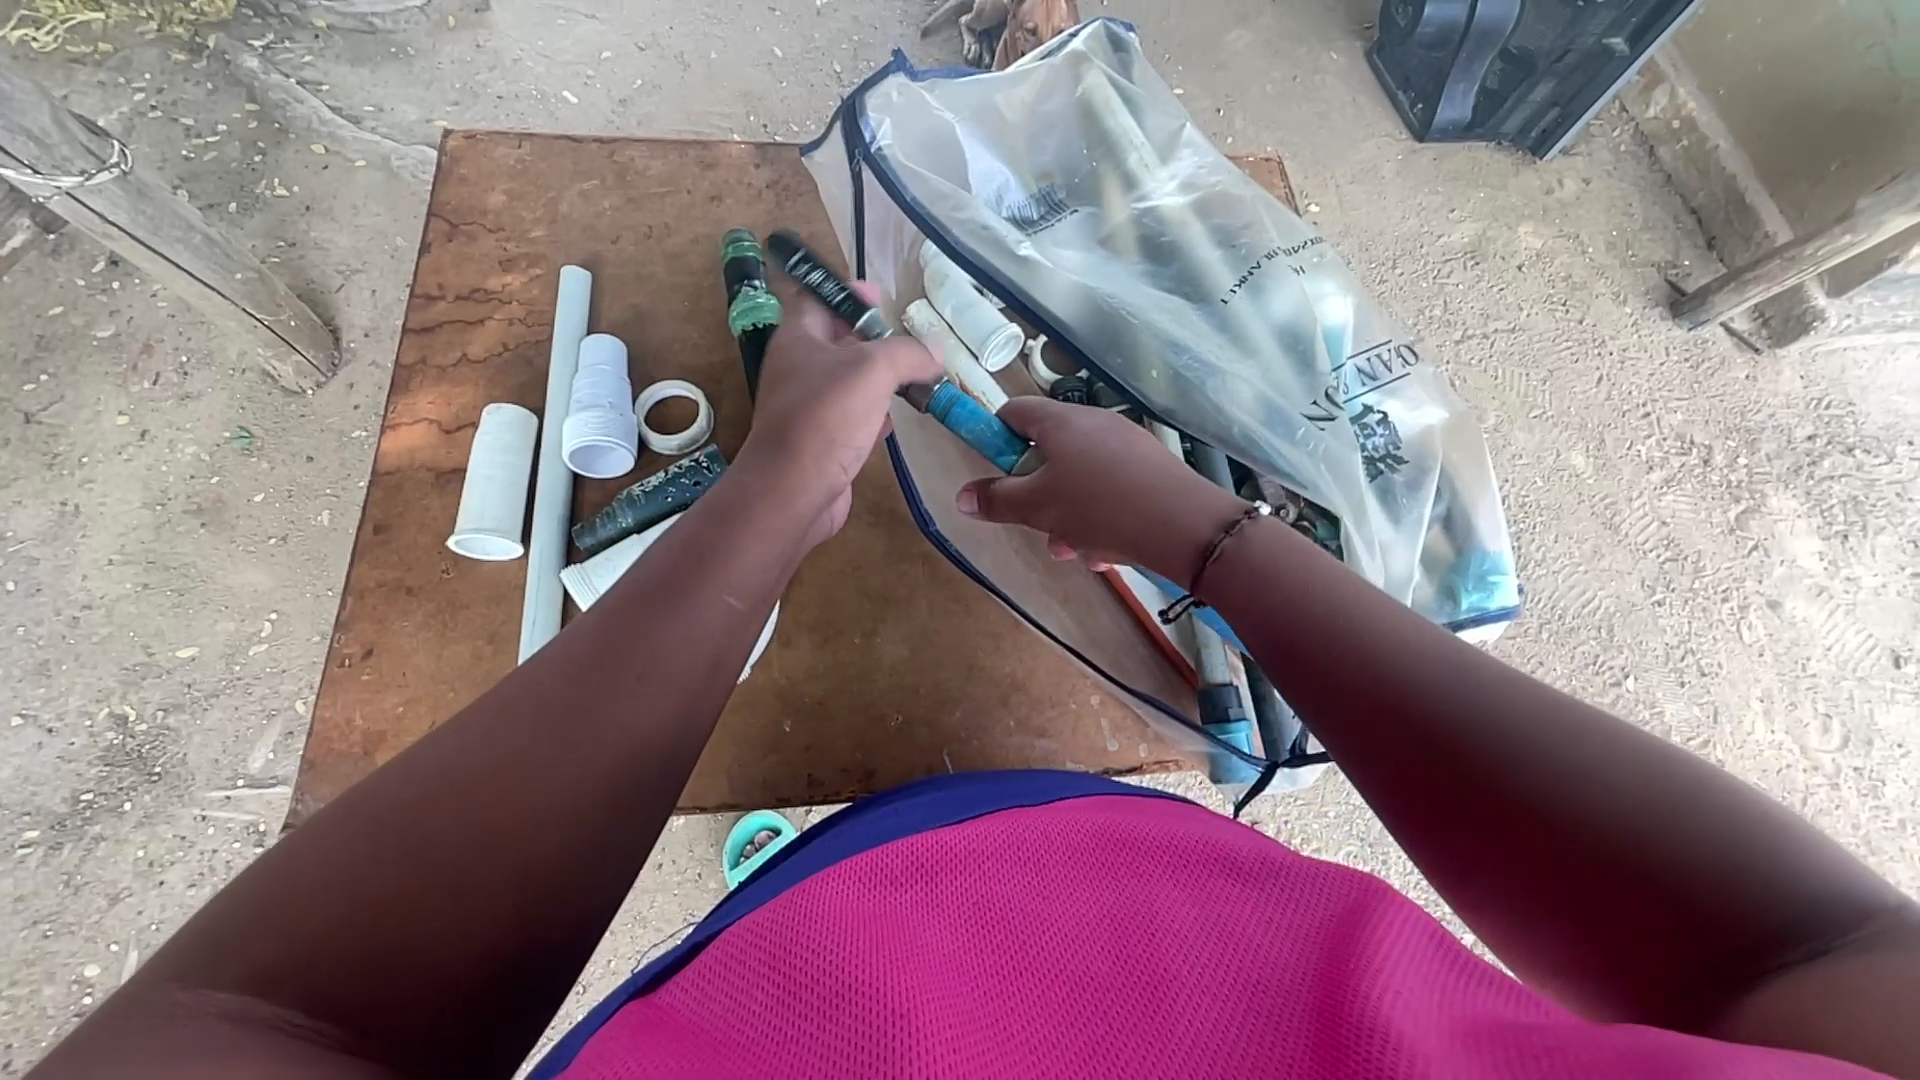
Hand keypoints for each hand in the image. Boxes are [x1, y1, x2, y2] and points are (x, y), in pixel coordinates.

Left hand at [736, 282, 942, 547]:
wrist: (795, 490)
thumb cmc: (826, 417)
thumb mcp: (874, 369)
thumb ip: (908, 353)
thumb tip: (934, 354)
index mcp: (798, 338)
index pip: (817, 298)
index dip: (847, 291)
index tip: (880, 295)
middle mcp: (798, 369)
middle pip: (837, 341)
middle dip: (873, 340)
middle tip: (907, 342)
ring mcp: (807, 407)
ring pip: (848, 382)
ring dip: (879, 380)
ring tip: (913, 379)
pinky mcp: (820, 441)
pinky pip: (850, 418)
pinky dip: (873, 415)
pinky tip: (892, 423)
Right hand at [955, 397, 1248, 583]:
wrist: (1183, 525)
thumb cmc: (1099, 508)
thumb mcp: (1038, 508)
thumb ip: (997, 501)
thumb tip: (961, 496)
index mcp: (1060, 421)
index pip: (1014, 411)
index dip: (995, 436)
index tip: (994, 469)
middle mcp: (1093, 422)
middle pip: (1049, 450)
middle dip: (1038, 493)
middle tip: (1037, 525)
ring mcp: (1126, 443)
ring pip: (1081, 477)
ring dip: (1069, 514)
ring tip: (1076, 551)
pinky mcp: (1151, 467)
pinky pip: (1111, 487)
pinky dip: (1102, 515)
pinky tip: (1108, 550)